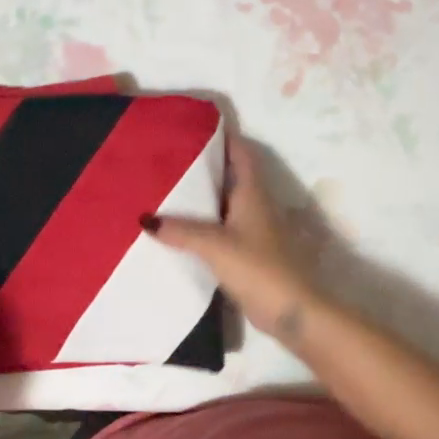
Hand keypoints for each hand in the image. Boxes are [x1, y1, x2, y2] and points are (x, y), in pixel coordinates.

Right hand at [146, 133, 318, 342]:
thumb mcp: (215, 245)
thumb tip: (146, 219)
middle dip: (202, 166)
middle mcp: (256, 206)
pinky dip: (202, 227)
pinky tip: (179, 232)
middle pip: (229, 177)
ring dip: (201, 199)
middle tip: (167, 159)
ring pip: (223, 205)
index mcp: (253, 193)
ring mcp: (254, 231)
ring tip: (165, 192)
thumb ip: (181, 231)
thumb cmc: (259, 269)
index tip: (192, 126)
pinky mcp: (249, 254)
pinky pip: (221, 231)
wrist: (292, 311)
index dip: (221, 135)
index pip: (240, 151)